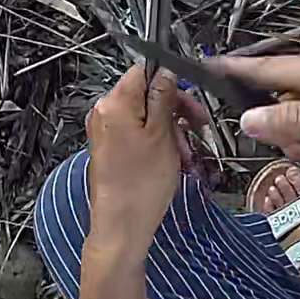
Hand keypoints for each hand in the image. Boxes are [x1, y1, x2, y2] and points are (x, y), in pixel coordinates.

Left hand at [85, 67, 209, 266]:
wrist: (121, 227)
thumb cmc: (139, 186)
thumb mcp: (162, 135)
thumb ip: (164, 98)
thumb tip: (166, 72)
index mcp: (114, 104)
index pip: (142, 72)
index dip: (170, 83)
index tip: (188, 99)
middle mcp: (104, 114)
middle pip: (145, 95)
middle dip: (173, 110)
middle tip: (195, 125)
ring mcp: (105, 133)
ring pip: (144, 117)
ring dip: (169, 130)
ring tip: (185, 152)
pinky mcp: (110, 150)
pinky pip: (137, 135)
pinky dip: (157, 143)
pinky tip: (173, 159)